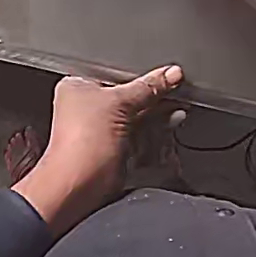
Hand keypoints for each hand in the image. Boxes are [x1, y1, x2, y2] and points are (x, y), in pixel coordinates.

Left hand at [12, 65, 183, 233]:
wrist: (79, 185)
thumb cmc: (81, 143)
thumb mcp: (118, 102)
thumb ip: (148, 87)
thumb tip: (170, 74)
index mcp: (78, 86)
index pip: (114, 71)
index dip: (139, 72)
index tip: (164, 71)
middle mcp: (88, 106)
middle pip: (128, 93)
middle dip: (153, 93)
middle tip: (175, 86)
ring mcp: (102, 128)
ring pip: (137, 114)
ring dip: (158, 110)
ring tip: (177, 104)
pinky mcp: (115, 146)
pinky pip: (140, 132)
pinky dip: (155, 127)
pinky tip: (171, 120)